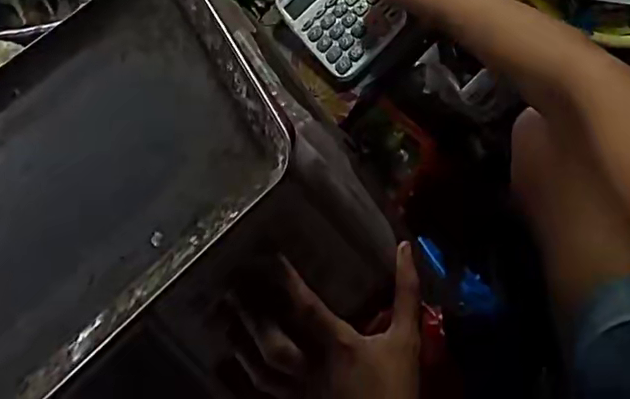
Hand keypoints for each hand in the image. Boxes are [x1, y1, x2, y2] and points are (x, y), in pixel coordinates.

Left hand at [233, 244, 422, 398]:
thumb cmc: (396, 391)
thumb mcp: (406, 341)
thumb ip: (406, 293)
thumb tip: (405, 246)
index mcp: (339, 348)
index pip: (307, 309)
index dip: (286, 282)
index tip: (268, 256)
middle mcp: (312, 372)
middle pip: (273, 344)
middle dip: (251, 315)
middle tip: (232, 286)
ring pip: (260, 373)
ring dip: (240, 343)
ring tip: (224, 316)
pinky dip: (237, 382)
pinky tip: (224, 363)